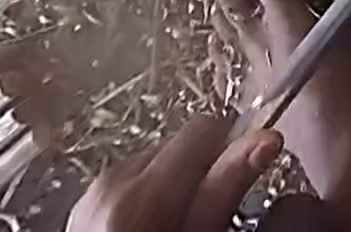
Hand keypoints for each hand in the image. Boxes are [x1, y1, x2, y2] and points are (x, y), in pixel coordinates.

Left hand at [67, 116, 281, 231]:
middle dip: (199, 170)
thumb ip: (226, 190)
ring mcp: (94, 192)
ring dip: (174, 184)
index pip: (203, 128)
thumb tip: (266, 138)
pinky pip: (131, 179)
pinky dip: (149, 197)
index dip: (228, 150)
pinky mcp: (84, 204)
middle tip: (208, 216)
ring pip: (156, 160)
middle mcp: (114, 180)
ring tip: (179, 227)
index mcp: (143, 194)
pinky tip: (152, 230)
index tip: (240, 177)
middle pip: (179, 142)